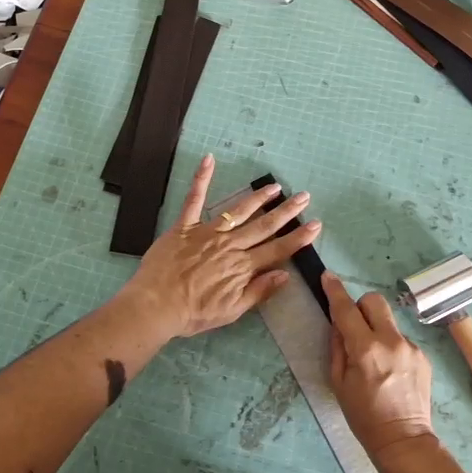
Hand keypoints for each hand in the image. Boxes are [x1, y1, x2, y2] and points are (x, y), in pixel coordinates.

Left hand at [122, 154, 321, 338]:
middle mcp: (230, 245)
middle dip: (287, 212)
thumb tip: (285, 275)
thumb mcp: (232, 312)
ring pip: (239, 210)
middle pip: (264, 226)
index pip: (278, 250)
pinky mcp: (185, 226)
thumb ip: (259, 292)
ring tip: (275, 187)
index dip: (299, 237)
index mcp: (243, 267)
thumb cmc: (193, 313)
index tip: (315, 224)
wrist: (156, 306)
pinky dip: (202, 178)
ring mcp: (208, 232)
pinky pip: (194, 199)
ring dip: (259, 197)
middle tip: (304, 196)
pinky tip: (209, 159)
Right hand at [324, 271, 434, 457]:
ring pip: (389, 321)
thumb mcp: (338, 383)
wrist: (404, 440)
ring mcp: (411, 348)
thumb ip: (337, 347)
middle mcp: (391, 342)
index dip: (335, 291)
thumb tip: (339, 324)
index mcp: (366, 350)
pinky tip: (390, 372)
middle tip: (354, 325)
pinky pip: (400, 339)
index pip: (347, 310)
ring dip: (377, 329)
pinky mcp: (423, 356)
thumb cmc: (363, 416)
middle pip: (375, 300)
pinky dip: (391, 347)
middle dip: (361, 305)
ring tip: (374, 361)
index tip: (328, 276)